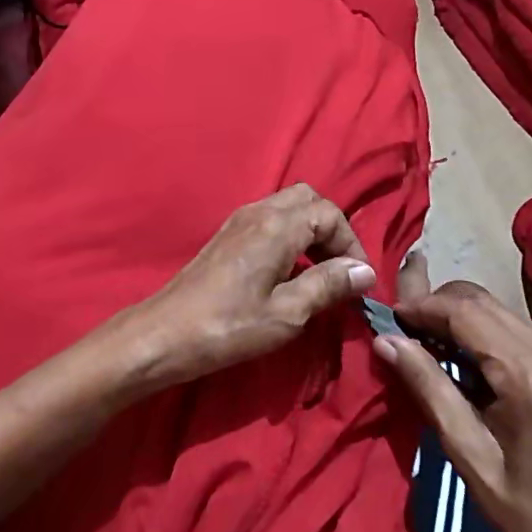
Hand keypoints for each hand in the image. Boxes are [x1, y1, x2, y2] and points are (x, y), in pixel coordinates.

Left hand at [110, 184, 377, 391]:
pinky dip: (289, 236)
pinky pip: (269, 219)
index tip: (358, 281)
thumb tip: (364, 270)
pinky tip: (290, 273)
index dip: (351, 243)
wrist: (167, 332)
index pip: (329, 212)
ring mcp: (238, 220)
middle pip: (308, 199)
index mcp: (275, 226)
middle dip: (332, 229)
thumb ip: (327, 285)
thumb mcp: (287, 313)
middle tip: (340, 270)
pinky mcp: (227, 235)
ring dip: (310, 232)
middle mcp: (257, 212)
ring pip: (287, 206)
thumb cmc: (230, 326)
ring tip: (320, 275)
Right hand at [375, 269, 531, 531]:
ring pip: (509, 317)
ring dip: (468, 322)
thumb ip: (428, 388)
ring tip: (439, 350)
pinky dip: (497, 341)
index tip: (392, 319)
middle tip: (410, 331)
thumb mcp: (468, 455)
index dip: (423, 306)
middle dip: (441, 307)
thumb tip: (385, 340)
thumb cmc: (531, 519)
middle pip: (488, 304)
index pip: (466, 312)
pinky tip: (483, 372)